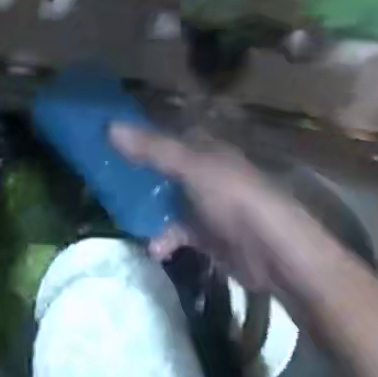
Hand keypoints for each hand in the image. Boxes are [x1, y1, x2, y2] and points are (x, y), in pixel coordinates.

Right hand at [108, 122, 317, 291]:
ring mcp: (208, 205)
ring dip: (149, 209)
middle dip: (138, 175)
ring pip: (170, 201)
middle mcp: (206, 172)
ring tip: (120, 215)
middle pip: (165, 169)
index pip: (167, 135)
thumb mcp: (191, 167)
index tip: (106, 140)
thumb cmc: (234, 197)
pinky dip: (165, 239)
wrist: (275, 251)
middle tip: (103, 180)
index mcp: (205, 148)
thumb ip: (152, 148)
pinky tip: (154, 248)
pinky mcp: (210, 236)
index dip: (140, 136)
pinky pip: (179, 232)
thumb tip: (109, 125)